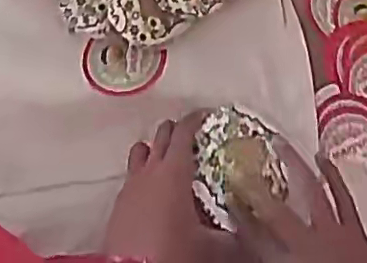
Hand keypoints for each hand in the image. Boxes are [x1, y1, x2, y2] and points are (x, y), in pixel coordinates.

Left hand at [101, 111, 233, 262]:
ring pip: (142, 150)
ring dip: (155, 150)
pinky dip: (143, 176)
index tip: (208, 116)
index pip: (184, 129)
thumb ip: (231, 236)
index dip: (196, 119)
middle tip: (193, 141)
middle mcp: (151, 169)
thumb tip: (248, 234)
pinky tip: (153, 195)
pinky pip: (131, 176)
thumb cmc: (173, 254)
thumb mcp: (210, 247)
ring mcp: (130, 184)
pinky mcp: (118, 203)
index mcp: (174, 169)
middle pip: (162, 133)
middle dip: (177, 131)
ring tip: (169, 164)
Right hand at [231, 149, 366, 262]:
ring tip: (281, 143)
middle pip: (277, 211)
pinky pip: (344, 197)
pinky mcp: (357, 232)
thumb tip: (251, 254)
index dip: (240, 217)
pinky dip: (333, 175)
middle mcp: (309, 243)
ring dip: (295, 165)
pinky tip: (323, 157)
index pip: (256, 239)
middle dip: (257, 188)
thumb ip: (271, 261)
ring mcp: (335, 233)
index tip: (228, 198)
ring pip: (311, 191)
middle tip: (243, 164)